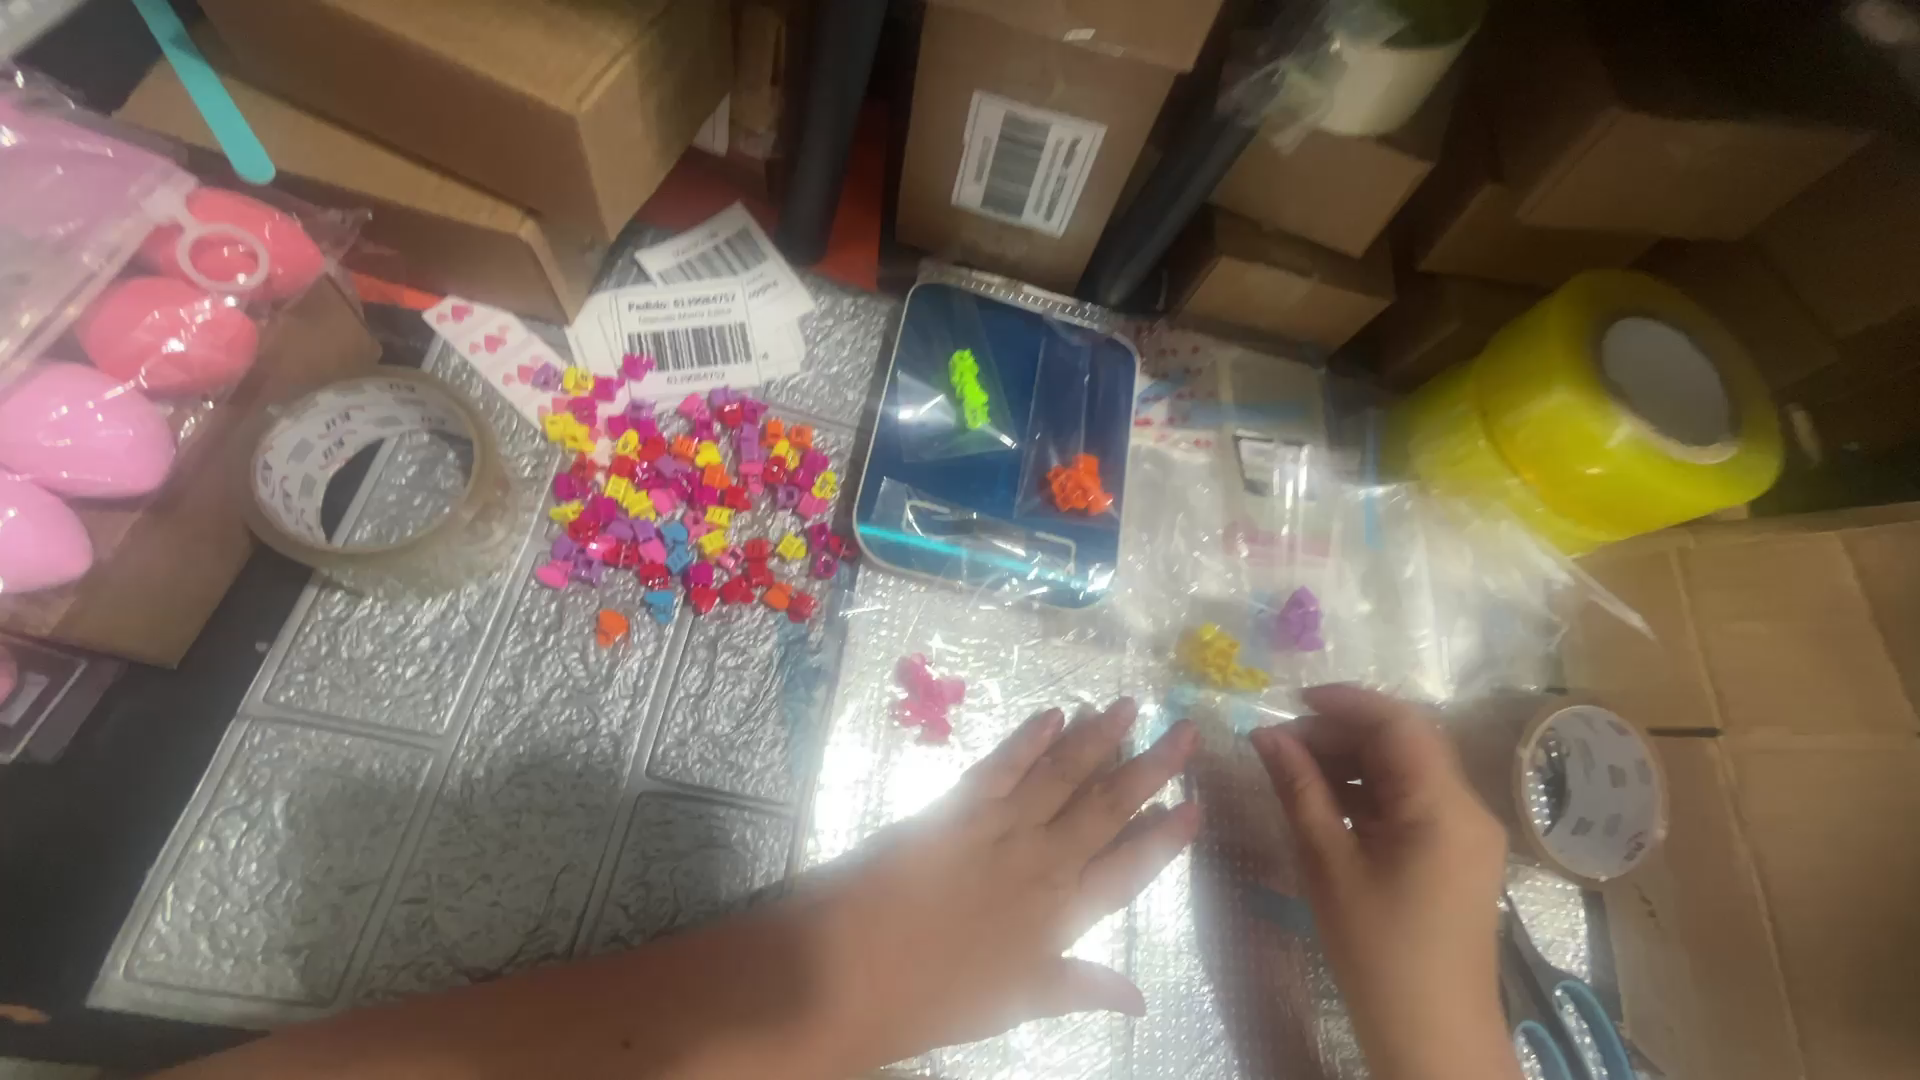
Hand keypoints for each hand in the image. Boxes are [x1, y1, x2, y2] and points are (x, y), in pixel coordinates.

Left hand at [786, 698, 1198, 1073]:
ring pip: (1062, 774)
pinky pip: (1003, 764)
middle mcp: (1041, 863)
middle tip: (1185, 732)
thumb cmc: (933, 998)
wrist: (848, 970)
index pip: (1130, 869)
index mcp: (1059, 917)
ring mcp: (999, 828)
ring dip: (1098, 738)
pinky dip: (1029, 737)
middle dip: (1150, 767)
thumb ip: (1078, 989)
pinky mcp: (958, 805)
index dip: (1166, 836)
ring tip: (1129, 707)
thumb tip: (1141, 999)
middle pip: (1107, 807)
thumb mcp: (1013, 1004)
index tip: (1197, 802)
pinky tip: (1053, 713)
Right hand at [1249, 685, 1517, 1079]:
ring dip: (1348, 760)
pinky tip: (1323, 801)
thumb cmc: (1377, 948)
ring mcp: (1465, 832)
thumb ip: (1298, 788)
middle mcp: (1467, 810)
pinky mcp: (1453, 852)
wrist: (1432, 1034)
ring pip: (1403, 769)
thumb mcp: (1327, 862)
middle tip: (1278, 745)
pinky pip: (1408, 800)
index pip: (1399, 724)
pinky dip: (1364, 789)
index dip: (1346, 701)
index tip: (1290, 701)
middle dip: (1338, 733)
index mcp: (1444, 808)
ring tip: (1292, 771)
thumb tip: (1266, 734)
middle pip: (1402, 743)